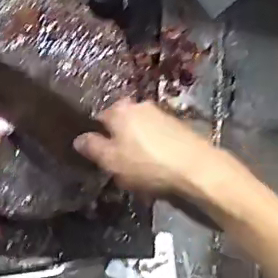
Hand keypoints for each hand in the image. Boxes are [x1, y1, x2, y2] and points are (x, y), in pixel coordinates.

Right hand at [74, 101, 235, 201]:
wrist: (198, 170)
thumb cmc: (148, 164)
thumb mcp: (111, 161)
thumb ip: (92, 148)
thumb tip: (78, 139)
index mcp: (120, 109)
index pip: (99, 117)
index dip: (96, 136)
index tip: (98, 155)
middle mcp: (140, 105)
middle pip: (122, 123)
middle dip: (119, 140)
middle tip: (118, 165)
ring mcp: (163, 115)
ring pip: (141, 131)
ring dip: (138, 147)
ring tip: (140, 172)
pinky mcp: (181, 127)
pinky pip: (159, 139)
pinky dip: (155, 151)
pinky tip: (159, 170)